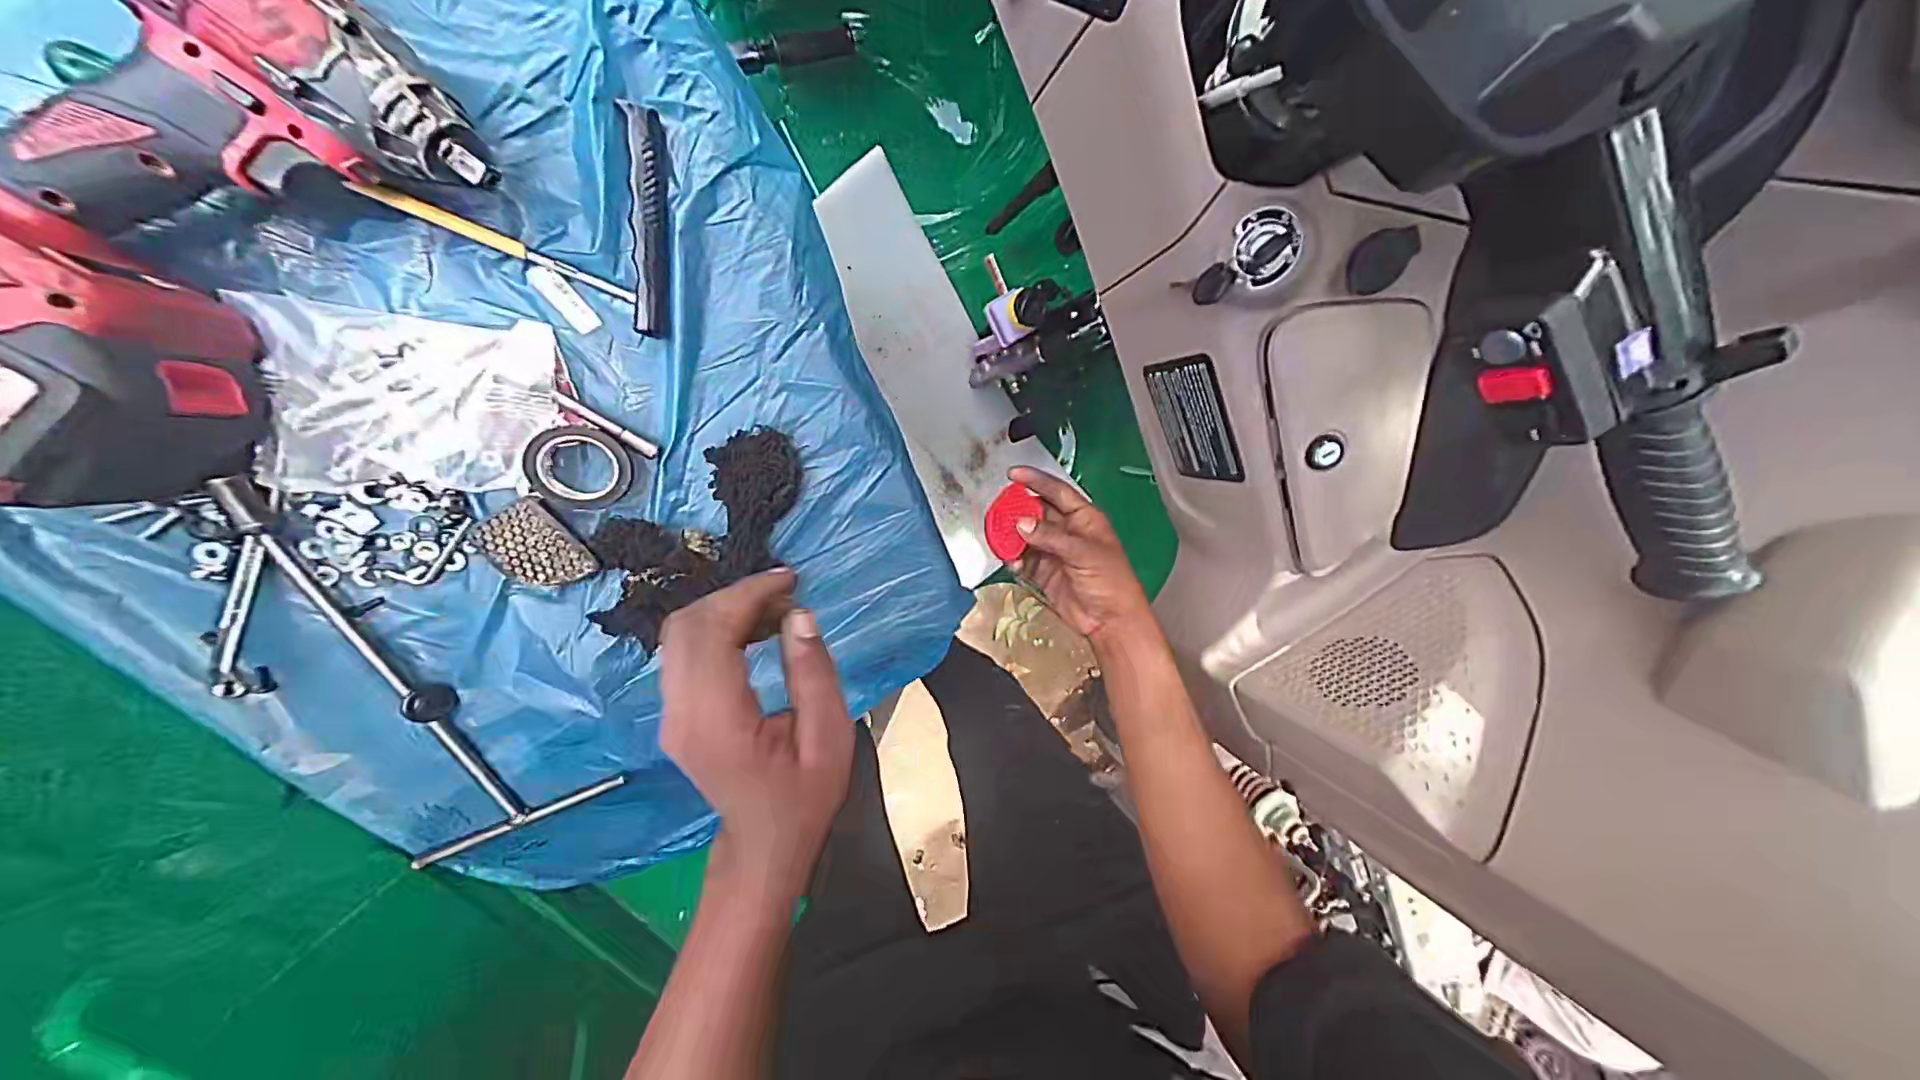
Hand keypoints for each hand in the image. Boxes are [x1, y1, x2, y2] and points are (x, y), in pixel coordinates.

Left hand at [659, 569, 853, 899]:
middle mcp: (679, 713)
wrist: (764, 843)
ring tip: (776, 611)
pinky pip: (685, 651)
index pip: (712, 633)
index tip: (788, 580)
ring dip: (725, 610)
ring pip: (680, 633)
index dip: (747, 596)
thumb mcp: (829, 737)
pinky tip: (755, 631)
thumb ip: (813, 674)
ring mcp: (669, 714)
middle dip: (735, 597)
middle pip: (686, 625)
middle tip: (785, 594)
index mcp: (716, 721)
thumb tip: (798, 615)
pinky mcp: (673, 712)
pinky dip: (717, 628)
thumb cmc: (803, 796)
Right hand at [1008, 466, 1155, 646]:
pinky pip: (1023, 559)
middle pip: (1037, 512)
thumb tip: (1022, 524)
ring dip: (1012, 535)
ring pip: (1026, 536)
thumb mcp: (1084, 552)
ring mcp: (1054, 552)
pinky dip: (1013, 559)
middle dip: (1018, 510)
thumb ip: (1051, 536)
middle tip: (1000, 509)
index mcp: (1084, 518)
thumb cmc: (1111, 582)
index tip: (1014, 473)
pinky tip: (1010, 560)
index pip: (1057, 492)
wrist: (1110, 620)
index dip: (1036, 480)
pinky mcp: (1044, 572)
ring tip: (999, 535)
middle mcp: (1067, 531)